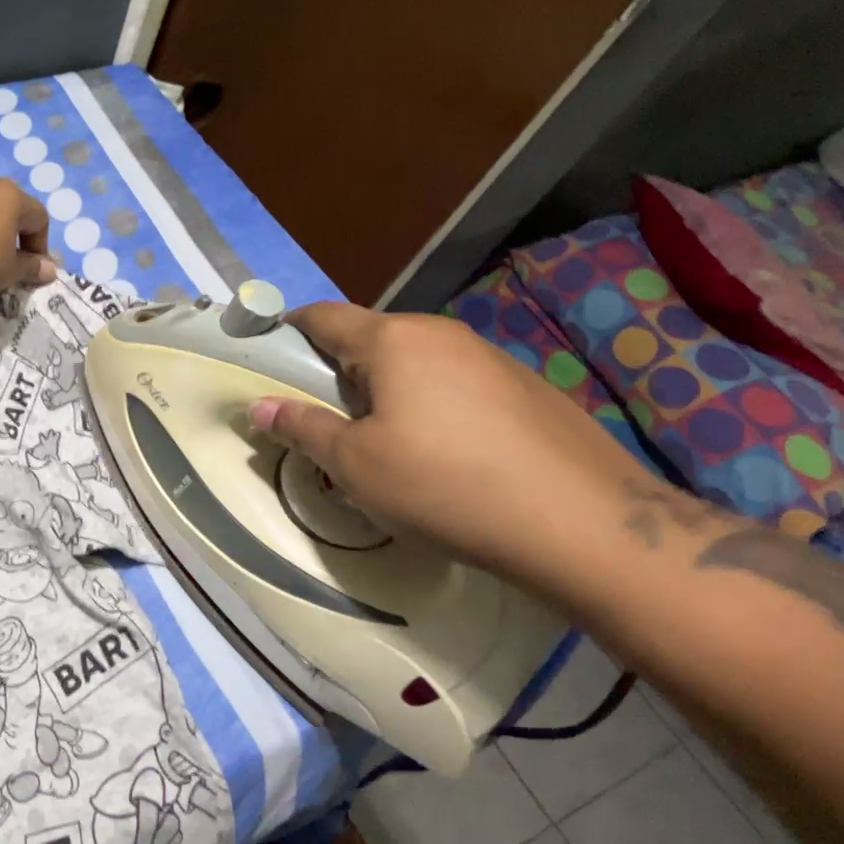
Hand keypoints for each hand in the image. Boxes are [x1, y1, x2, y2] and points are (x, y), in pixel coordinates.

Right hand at [247, 302, 655, 575]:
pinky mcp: (528, 389)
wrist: (587, 527)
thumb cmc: (447, 486)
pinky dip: (432, 406)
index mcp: (393, 339)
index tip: (269, 362)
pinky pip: (457, 384)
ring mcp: (491, 358)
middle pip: (371, 339)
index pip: (323, 316)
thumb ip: (302, 428)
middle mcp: (441, 334)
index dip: (288, 331)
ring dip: (387, 391)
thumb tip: (256, 406)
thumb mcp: (355, 465)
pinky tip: (446, 458)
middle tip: (326, 423)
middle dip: (338, 372)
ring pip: (416, 363)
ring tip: (387, 446)